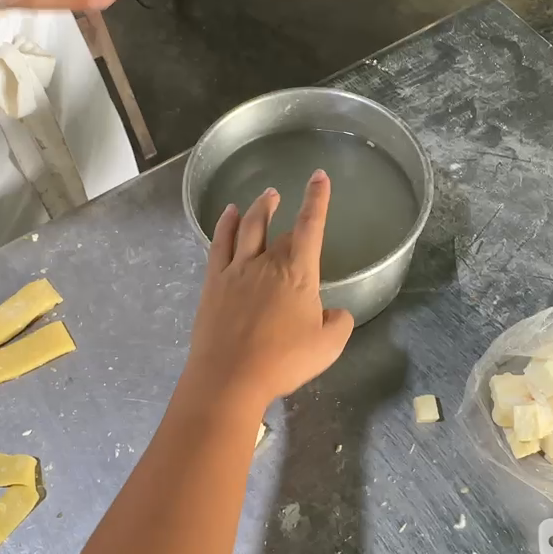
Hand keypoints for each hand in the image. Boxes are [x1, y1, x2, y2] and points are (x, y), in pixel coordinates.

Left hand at [181, 170, 353, 414]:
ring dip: (259, 208)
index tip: (319, 177)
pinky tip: (229, 214)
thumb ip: (338, 324)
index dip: (317, 200)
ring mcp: (236, 269)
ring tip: (266, 196)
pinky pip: (219, 243)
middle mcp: (267, 262)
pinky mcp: (213, 282)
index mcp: (298, 273)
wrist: (230, 376)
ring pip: (249, 227)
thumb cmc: (283, 362)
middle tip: (293, 208)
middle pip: (282, 232)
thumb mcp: (327, 347)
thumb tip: (336, 313)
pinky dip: (226, 224)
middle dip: (291, 217)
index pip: (311, 226)